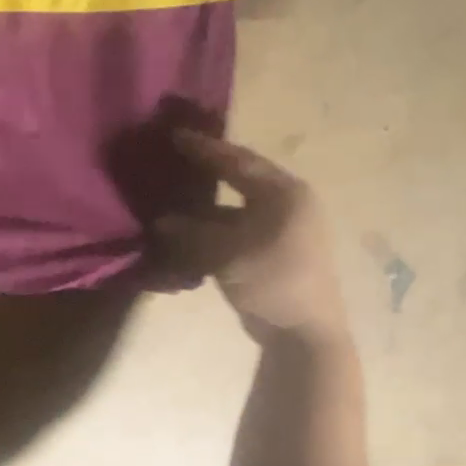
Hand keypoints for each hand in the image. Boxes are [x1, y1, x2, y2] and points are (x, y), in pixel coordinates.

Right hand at [155, 130, 347, 343]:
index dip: (205, 149)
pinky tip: (188, 234)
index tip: (175, 135)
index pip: (238, 162)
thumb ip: (193, 233)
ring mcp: (281, 229)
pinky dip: (211, 231)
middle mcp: (287, 203)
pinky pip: (236, 231)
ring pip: (235, 209)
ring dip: (205, 208)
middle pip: (240, 180)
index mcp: (284, 193)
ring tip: (173, 200)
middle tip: (174, 161)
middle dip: (206, 173)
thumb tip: (162, 221)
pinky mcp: (272, 253)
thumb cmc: (272, 282)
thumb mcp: (227, 254)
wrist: (303, 330)